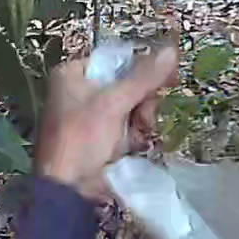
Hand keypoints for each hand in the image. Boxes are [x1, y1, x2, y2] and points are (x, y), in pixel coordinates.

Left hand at [34, 47, 178, 198]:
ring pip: (128, 107)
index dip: (141, 70)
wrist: (67, 188)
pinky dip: (130, 136)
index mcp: (71, 74)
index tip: (165, 80)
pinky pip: (122, 127)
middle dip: (140, 103)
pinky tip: (131, 147)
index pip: (116, 60)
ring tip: (136, 136)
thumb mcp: (113, 104)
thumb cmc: (82, 139)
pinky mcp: (96, 138)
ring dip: (137, 122)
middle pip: (125, 85)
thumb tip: (172, 50)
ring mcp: (86, 116)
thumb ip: (143, 78)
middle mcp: (77, 91)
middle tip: (144, 118)